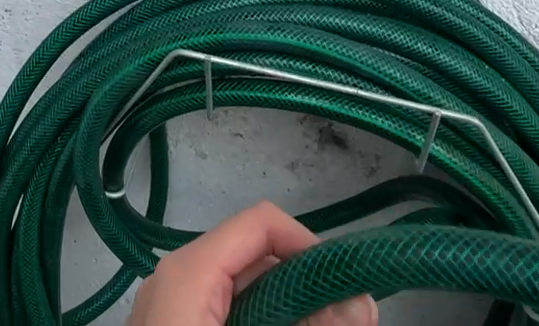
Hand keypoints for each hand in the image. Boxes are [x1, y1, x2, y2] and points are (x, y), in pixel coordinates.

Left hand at [127, 202, 377, 325]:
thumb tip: (363, 305)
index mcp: (191, 271)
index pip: (261, 223)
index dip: (309, 247)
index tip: (348, 292)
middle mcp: (179, 277)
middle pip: (257, 258)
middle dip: (308, 288)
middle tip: (353, 324)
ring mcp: (175, 308)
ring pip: (247, 291)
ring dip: (292, 313)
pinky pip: (231, 316)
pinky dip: (265, 325)